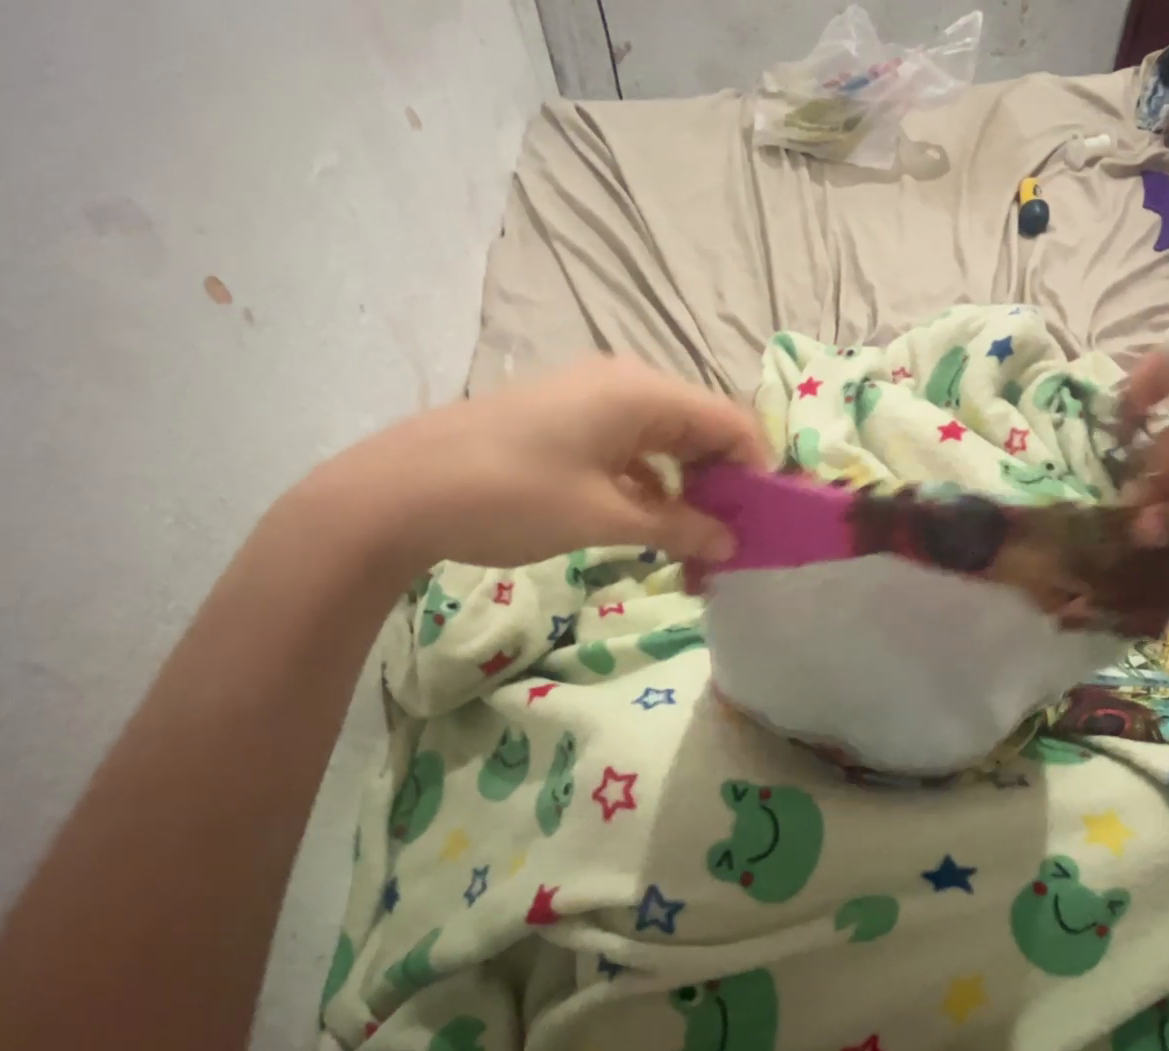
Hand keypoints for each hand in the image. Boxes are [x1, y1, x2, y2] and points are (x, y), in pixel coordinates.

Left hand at [302, 357, 769, 570]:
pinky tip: (653, 528)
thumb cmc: (512, 496)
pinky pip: (630, 450)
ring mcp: (591, 401)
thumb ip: (677, 527)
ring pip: (664, 443)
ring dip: (686, 492)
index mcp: (641, 393)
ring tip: (698, 548)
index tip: (769, 521)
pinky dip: (649, 487)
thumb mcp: (603, 518)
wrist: (399, 491)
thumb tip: (730, 544)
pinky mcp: (566, 424)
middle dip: (722, 486)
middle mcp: (623, 385)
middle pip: (699, 429)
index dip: (757, 469)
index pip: (728, 421)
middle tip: (735, 543)